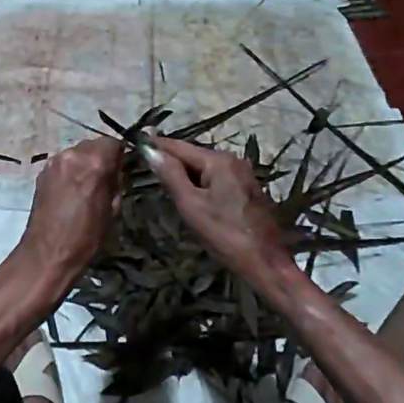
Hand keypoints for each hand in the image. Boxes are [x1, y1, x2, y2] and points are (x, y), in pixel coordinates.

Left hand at [17, 137, 122, 281]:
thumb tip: (116, 169)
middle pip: (93, 145)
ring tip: (85, 185)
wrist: (48, 252)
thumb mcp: (112, 208)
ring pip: (76, 152)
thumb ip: (114, 181)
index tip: (120, 168)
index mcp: (94, 163)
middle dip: (101, 157)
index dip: (119, 154)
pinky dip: (70, 169)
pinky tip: (70, 189)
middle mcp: (72, 154)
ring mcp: (54, 161)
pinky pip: (63, 162)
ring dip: (84, 162)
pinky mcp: (42, 171)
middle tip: (105, 178)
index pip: (113, 142)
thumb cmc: (86, 235)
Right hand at [144, 136, 288, 275]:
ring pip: (205, 166)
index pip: (180, 146)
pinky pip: (216, 177)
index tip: (137, 140)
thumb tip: (150, 150)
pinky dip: (199, 180)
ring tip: (161, 174)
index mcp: (218, 160)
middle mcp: (232, 160)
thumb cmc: (225, 234)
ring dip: (184, 170)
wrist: (265, 262)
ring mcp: (242, 174)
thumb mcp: (191, 205)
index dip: (157, 144)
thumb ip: (170, 175)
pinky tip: (188, 189)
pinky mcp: (246, 188)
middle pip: (193, 154)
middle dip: (171, 157)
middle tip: (145, 160)